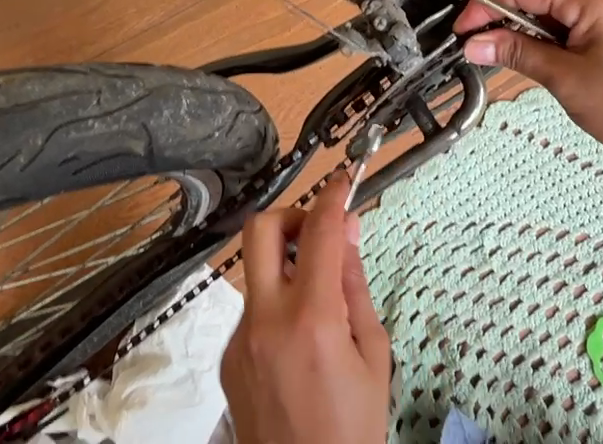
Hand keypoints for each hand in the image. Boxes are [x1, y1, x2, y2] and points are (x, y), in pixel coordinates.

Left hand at [221, 177, 391, 443]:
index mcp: (312, 320)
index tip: (343, 182)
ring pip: (256, 271)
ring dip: (285, 266)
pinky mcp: (228, 357)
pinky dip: (277, 306)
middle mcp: (265, 320)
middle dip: (291, 216)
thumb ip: (355, 286)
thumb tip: (348, 231)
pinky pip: (252, 310)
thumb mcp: (374, 356)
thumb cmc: (353, 429)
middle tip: (318, 234)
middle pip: (260, 230)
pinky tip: (300, 341)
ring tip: (319, 302)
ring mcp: (239, 339)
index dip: (332, 196)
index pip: (318, 232)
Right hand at [453, 0, 602, 170]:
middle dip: (499, 3)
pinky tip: (528, 47)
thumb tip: (474, 44)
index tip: (461, 29)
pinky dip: (543, 26)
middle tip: (472, 34)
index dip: (486, 3)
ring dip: (520, 15)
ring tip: (495, 43)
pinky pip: (569, 12)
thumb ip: (517, 54)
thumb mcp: (566, 81)